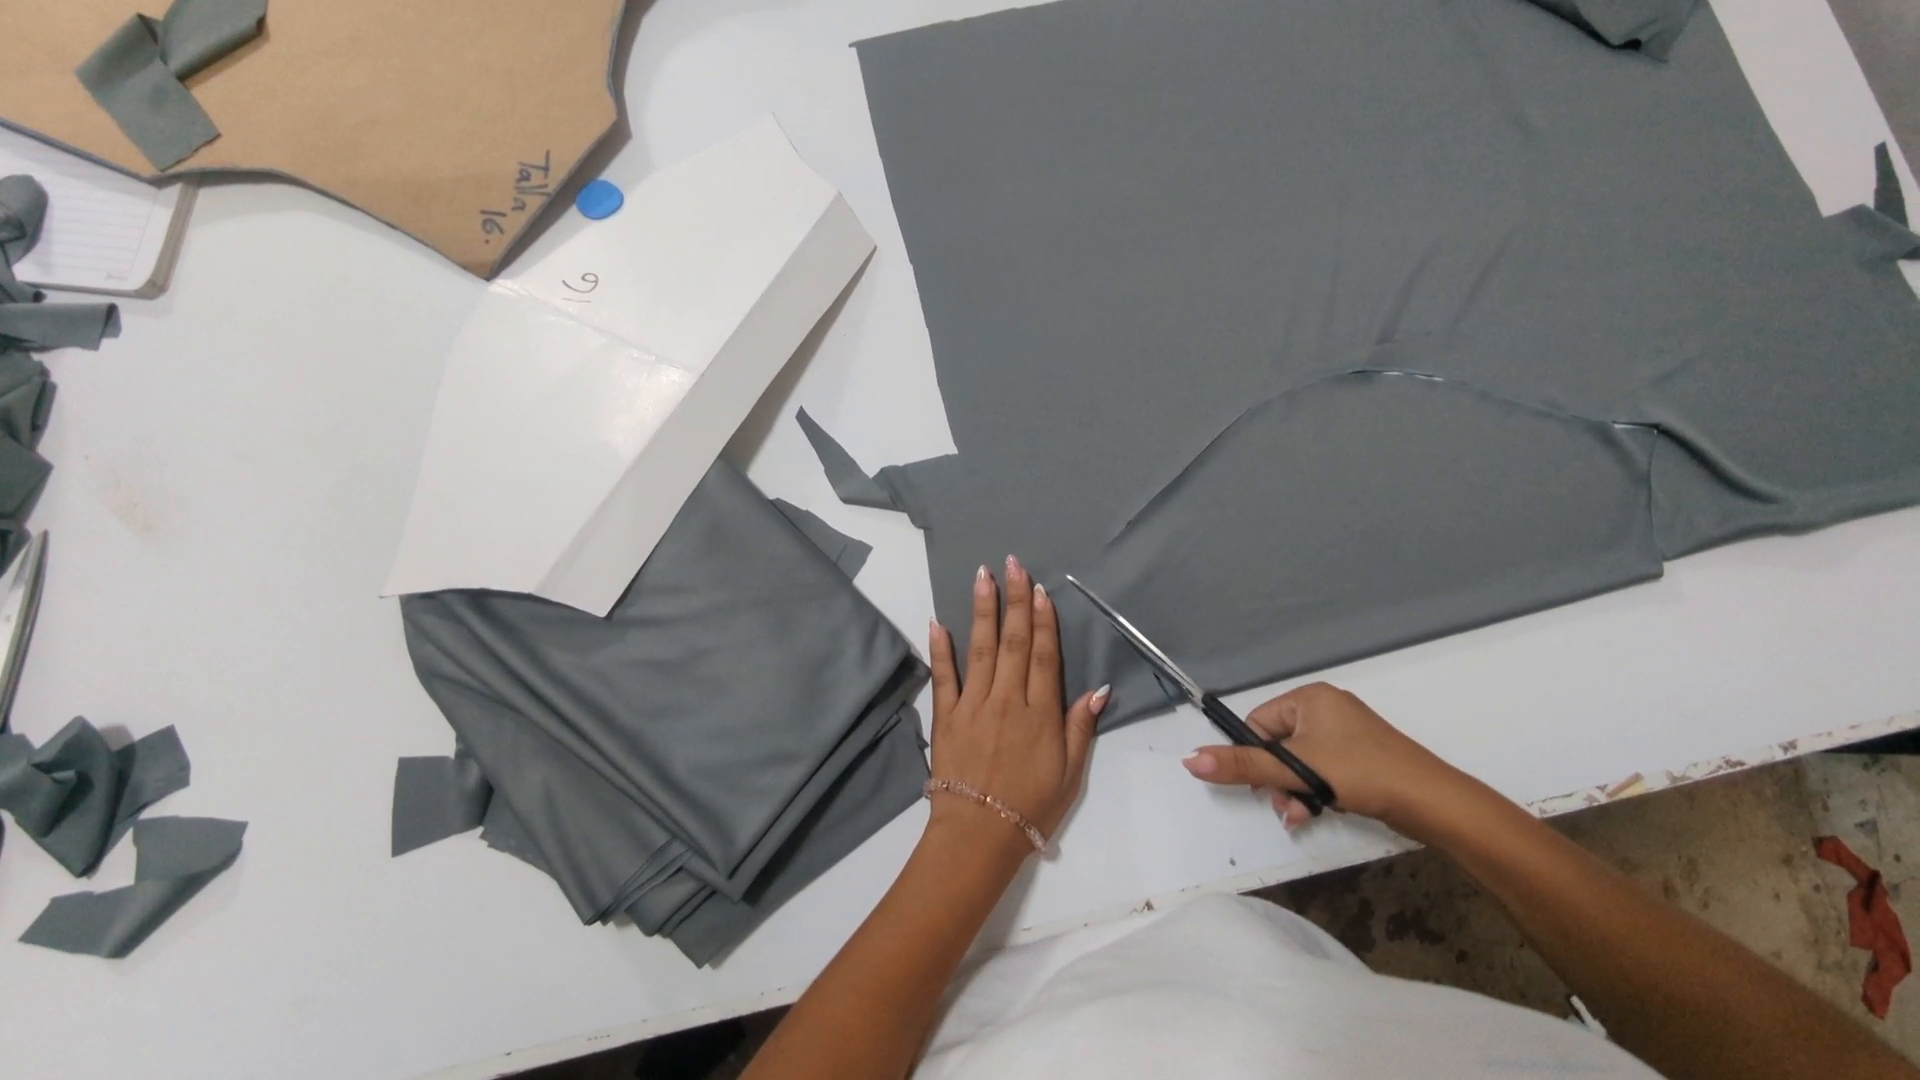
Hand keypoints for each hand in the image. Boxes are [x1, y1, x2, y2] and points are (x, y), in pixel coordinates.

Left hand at [927, 556, 1107, 854]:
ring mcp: (973, 705)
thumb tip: (1099, 689)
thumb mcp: (1070, 773)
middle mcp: (1007, 700)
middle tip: (1014, 564)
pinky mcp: (946, 717)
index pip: (1044, 656)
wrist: (978, 833)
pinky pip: (943, 677)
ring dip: (983, 610)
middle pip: (1013, 642)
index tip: (1040, 589)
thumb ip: (1080, 727)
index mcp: (1040, 713)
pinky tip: (938, 621)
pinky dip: (940, 649)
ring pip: (980, 649)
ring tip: (983, 576)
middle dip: (1015, 601)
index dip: (1043, 621)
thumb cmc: (1030, 807)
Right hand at [1181, 682, 1458, 833]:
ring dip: (1294, 791)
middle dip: (1277, 780)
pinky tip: (1319, 813)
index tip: (1264, 786)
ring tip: (1304, 814)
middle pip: (1278, 745)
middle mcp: (1327, 708)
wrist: (1431, 802)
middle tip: (1287, 806)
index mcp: (1310, 697)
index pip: (1259, 723)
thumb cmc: (1361, 772)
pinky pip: (1322, 771)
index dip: (1255, 757)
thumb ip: (1242, 765)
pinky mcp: (1361, 758)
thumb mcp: (1296, 769)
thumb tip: (1190, 761)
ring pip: (1299, 763)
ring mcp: (1347, 734)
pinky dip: (1316, 792)